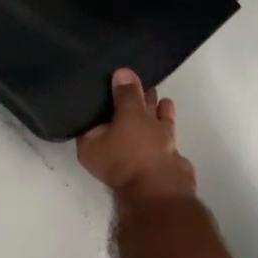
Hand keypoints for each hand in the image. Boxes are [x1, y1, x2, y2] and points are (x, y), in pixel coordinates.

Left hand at [77, 69, 196, 199]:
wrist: (165, 185)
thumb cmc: (137, 151)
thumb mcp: (129, 117)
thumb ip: (126, 94)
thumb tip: (121, 72)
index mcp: (91, 143)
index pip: (91, 113)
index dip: (101, 94)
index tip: (108, 75)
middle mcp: (110, 148)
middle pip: (116, 118)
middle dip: (127, 98)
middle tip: (133, 75)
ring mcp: (134, 152)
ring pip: (139, 124)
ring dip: (146, 107)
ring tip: (152, 84)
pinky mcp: (156, 154)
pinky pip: (156, 131)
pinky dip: (161, 118)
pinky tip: (166, 102)